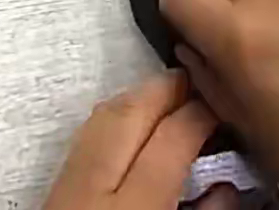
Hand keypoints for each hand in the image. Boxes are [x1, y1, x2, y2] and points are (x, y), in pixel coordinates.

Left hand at [44, 71, 217, 209]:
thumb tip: (227, 185)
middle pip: (131, 109)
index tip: (230, 102)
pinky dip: (115, 119)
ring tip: (174, 101)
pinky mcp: (48, 194)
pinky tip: (135, 129)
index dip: (207, 108)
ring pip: (102, 115)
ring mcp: (60, 191)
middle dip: (171, 85)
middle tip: (204, 84)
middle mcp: (88, 194)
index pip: (175, 134)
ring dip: (142, 97)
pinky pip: (84, 137)